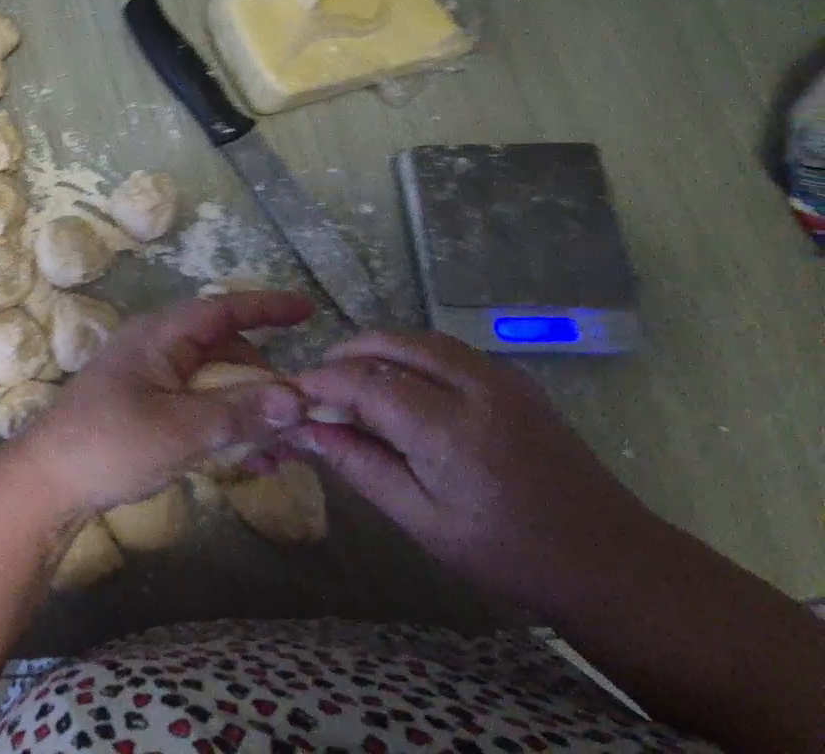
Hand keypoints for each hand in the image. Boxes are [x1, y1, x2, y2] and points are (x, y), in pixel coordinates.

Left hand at [15, 291, 313, 513]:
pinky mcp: (142, 410)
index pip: (220, 310)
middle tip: (304, 410)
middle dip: (266, 379)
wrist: (49, 481)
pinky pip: (196, 408)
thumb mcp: (183, 429)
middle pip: (223, 350)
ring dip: (250, 411)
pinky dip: (226, 427)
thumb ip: (241, 411)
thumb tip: (300, 398)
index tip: (309, 311)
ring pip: (212, 383)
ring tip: (284, 450)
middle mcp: (153, 350)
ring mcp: (146, 380)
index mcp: (157, 337)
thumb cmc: (111, 444)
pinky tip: (252, 462)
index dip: (266, 308)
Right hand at [287, 330, 664, 604]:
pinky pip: (446, 350)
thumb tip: (304, 429)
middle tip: (317, 389)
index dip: (318, 382)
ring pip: (418, 339)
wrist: (609, 560)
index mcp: (450, 430)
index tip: (288, 397)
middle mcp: (477, 389)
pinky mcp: (515, 381)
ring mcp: (502, 379)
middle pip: (390, 343)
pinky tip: (399, 389)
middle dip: (343, 356)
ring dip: (375, 352)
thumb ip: (358, 465)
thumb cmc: (505, 551)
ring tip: (351, 386)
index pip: (364, 380)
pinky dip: (409, 356)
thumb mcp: (419, 518)